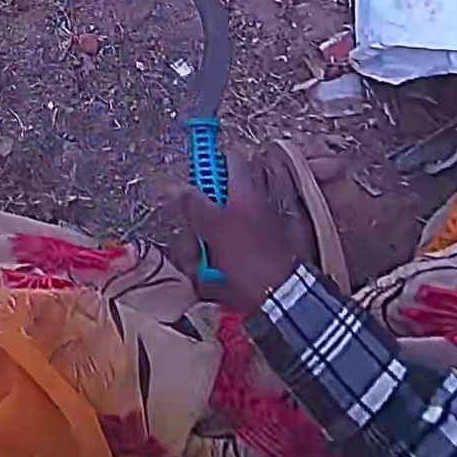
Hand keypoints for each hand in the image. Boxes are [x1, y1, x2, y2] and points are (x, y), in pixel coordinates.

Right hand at [171, 145, 314, 314]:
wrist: (283, 299)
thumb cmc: (248, 255)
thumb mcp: (212, 226)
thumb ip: (192, 203)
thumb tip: (172, 186)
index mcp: (244, 189)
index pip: (227, 157)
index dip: (208, 159)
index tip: (191, 172)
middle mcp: (250, 203)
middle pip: (215, 192)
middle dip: (196, 208)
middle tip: (188, 222)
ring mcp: (253, 227)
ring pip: (216, 221)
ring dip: (201, 236)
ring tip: (197, 256)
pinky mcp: (253, 249)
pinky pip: (225, 242)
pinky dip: (213, 252)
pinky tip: (207, 270)